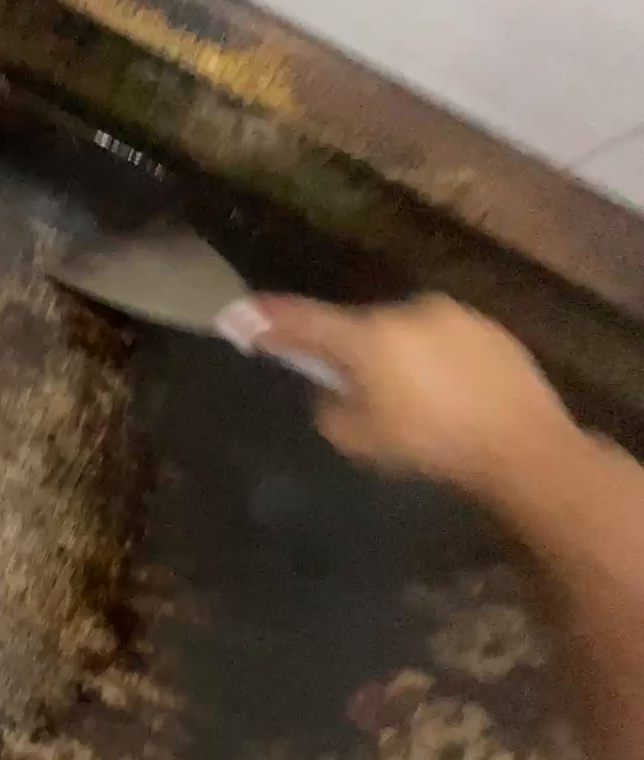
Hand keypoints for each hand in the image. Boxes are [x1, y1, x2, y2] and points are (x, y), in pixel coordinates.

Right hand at [242, 293, 582, 495]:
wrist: (520, 446)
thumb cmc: (422, 442)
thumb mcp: (348, 432)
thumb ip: (326, 398)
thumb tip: (330, 382)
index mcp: (367, 338)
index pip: (303, 323)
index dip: (267, 319)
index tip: (239, 313)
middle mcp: (407, 314)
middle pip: (350, 325)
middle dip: (334, 345)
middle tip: (330, 374)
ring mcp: (452, 318)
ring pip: (393, 330)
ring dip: (380, 351)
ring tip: (390, 388)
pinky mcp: (486, 329)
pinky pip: (431, 337)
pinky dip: (418, 355)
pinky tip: (428, 387)